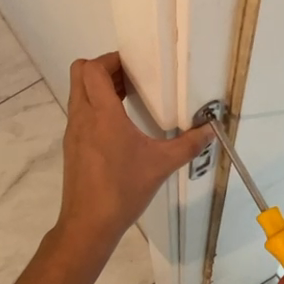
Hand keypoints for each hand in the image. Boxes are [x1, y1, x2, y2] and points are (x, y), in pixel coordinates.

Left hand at [59, 53, 212, 242]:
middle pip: (80, 74)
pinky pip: (79, 113)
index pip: (92, 69)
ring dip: (99, 88)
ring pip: (78, 93)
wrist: (89, 224)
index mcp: (101, 114)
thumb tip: (211, 131)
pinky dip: (95, 108)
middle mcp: (82, 116)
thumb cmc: (123, 189)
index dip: (110, 59)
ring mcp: (73, 131)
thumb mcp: (161, 165)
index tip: (133, 65)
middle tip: (131, 78)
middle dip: (103, 69)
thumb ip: (188, 145)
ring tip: (128, 98)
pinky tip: (118, 127)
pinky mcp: (72, 146)